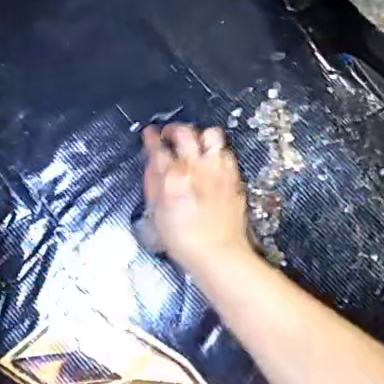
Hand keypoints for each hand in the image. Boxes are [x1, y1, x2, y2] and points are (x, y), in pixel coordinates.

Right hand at [142, 123, 253, 273]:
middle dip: (174, 130)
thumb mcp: (158, 214)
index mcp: (173, 176)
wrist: (219, 253)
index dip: (151, 138)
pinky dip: (216, 153)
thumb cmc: (184, 240)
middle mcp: (196, 167)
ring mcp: (219, 170)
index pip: (158, 147)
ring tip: (194, 145)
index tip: (149, 134)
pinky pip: (226, 153)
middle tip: (168, 135)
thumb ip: (154, 184)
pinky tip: (211, 162)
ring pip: (211, 135)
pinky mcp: (234, 177)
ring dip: (200, 137)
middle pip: (185, 133)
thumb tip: (152, 164)